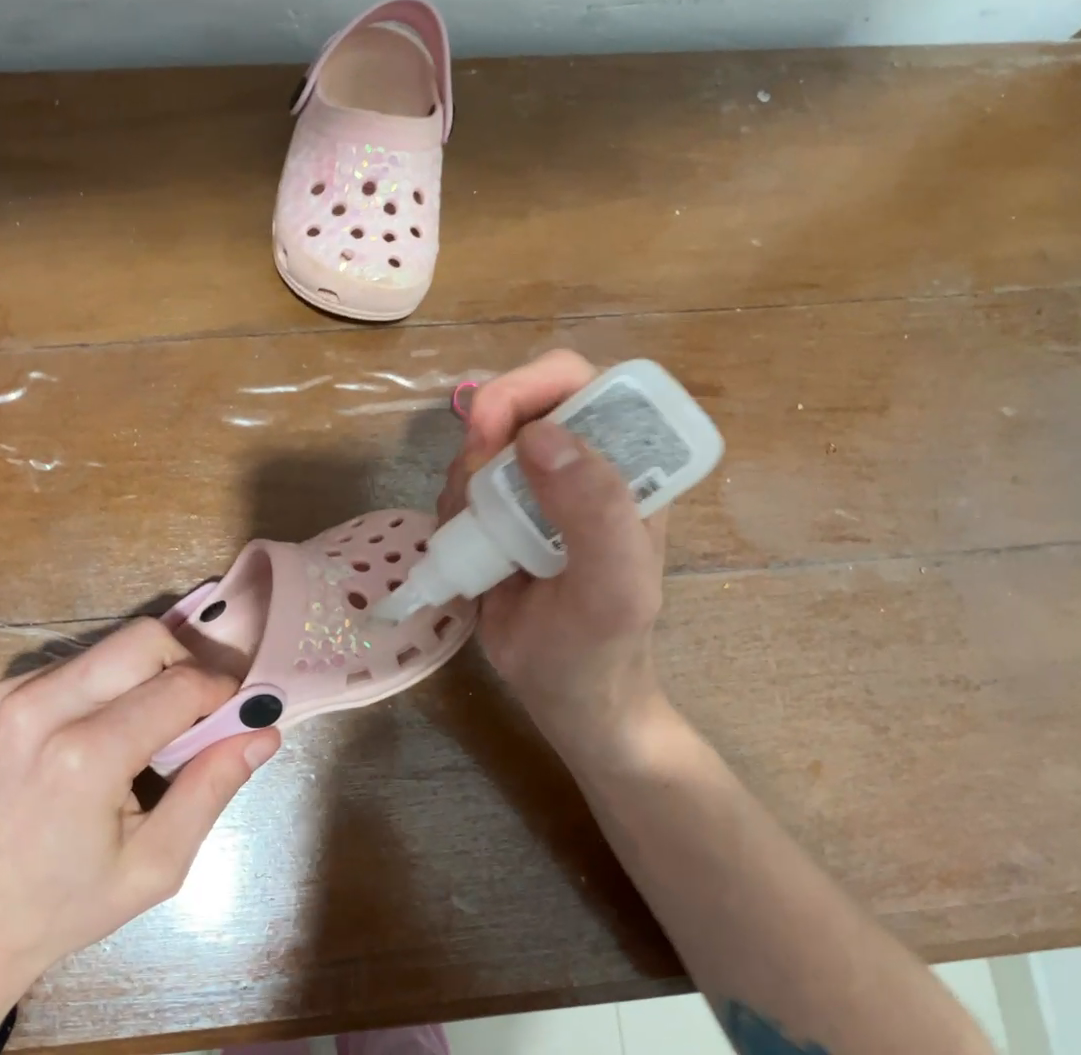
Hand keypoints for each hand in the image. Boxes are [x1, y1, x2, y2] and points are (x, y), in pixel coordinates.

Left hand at [0, 619, 279, 1054]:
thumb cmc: (64, 908)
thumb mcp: (155, 866)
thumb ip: (212, 789)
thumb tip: (264, 731)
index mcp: (84, 757)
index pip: (180, 684)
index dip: (220, 692)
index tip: (232, 712)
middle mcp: (37, 708)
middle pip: (141, 638)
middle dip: (180, 665)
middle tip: (189, 712)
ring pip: (100, 650)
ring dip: (132, 680)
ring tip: (130, 735)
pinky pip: (58, 670)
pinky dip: (87, 693)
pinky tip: (77, 743)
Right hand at [439, 350, 669, 758]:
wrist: (566, 695)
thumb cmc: (601, 647)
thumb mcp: (612, 587)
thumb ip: (595, 511)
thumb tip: (539, 435)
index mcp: (629, 464)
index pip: (586, 384)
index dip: (535, 386)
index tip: (494, 429)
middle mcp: (581, 464)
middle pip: (521, 402)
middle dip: (485, 434)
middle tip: (472, 486)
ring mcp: (536, 488)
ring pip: (482, 443)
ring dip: (464, 479)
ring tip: (479, 536)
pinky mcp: (498, 514)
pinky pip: (460, 484)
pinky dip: (451, 507)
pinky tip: (468, 548)